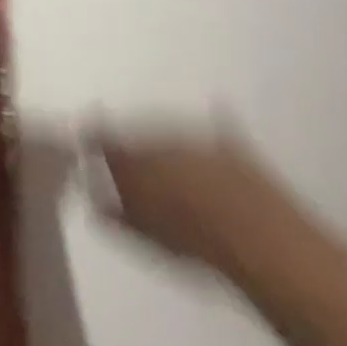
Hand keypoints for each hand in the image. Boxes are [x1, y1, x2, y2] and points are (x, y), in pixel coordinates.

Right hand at [87, 123, 298, 275]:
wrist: (259, 239)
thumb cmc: (191, 240)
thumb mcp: (142, 233)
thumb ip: (111, 210)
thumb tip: (91, 196)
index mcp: (129, 158)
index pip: (99, 138)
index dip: (91, 138)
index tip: (86, 139)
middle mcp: (156, 137)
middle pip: (136, 134)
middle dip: (133, 144)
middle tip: (135, 165)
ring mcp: (195, 138)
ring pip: (172, 131)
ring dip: (167, 140)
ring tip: (173, 162)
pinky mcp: (233, 143)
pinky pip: (220, 123)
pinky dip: (216, 116)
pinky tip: (216, 105)